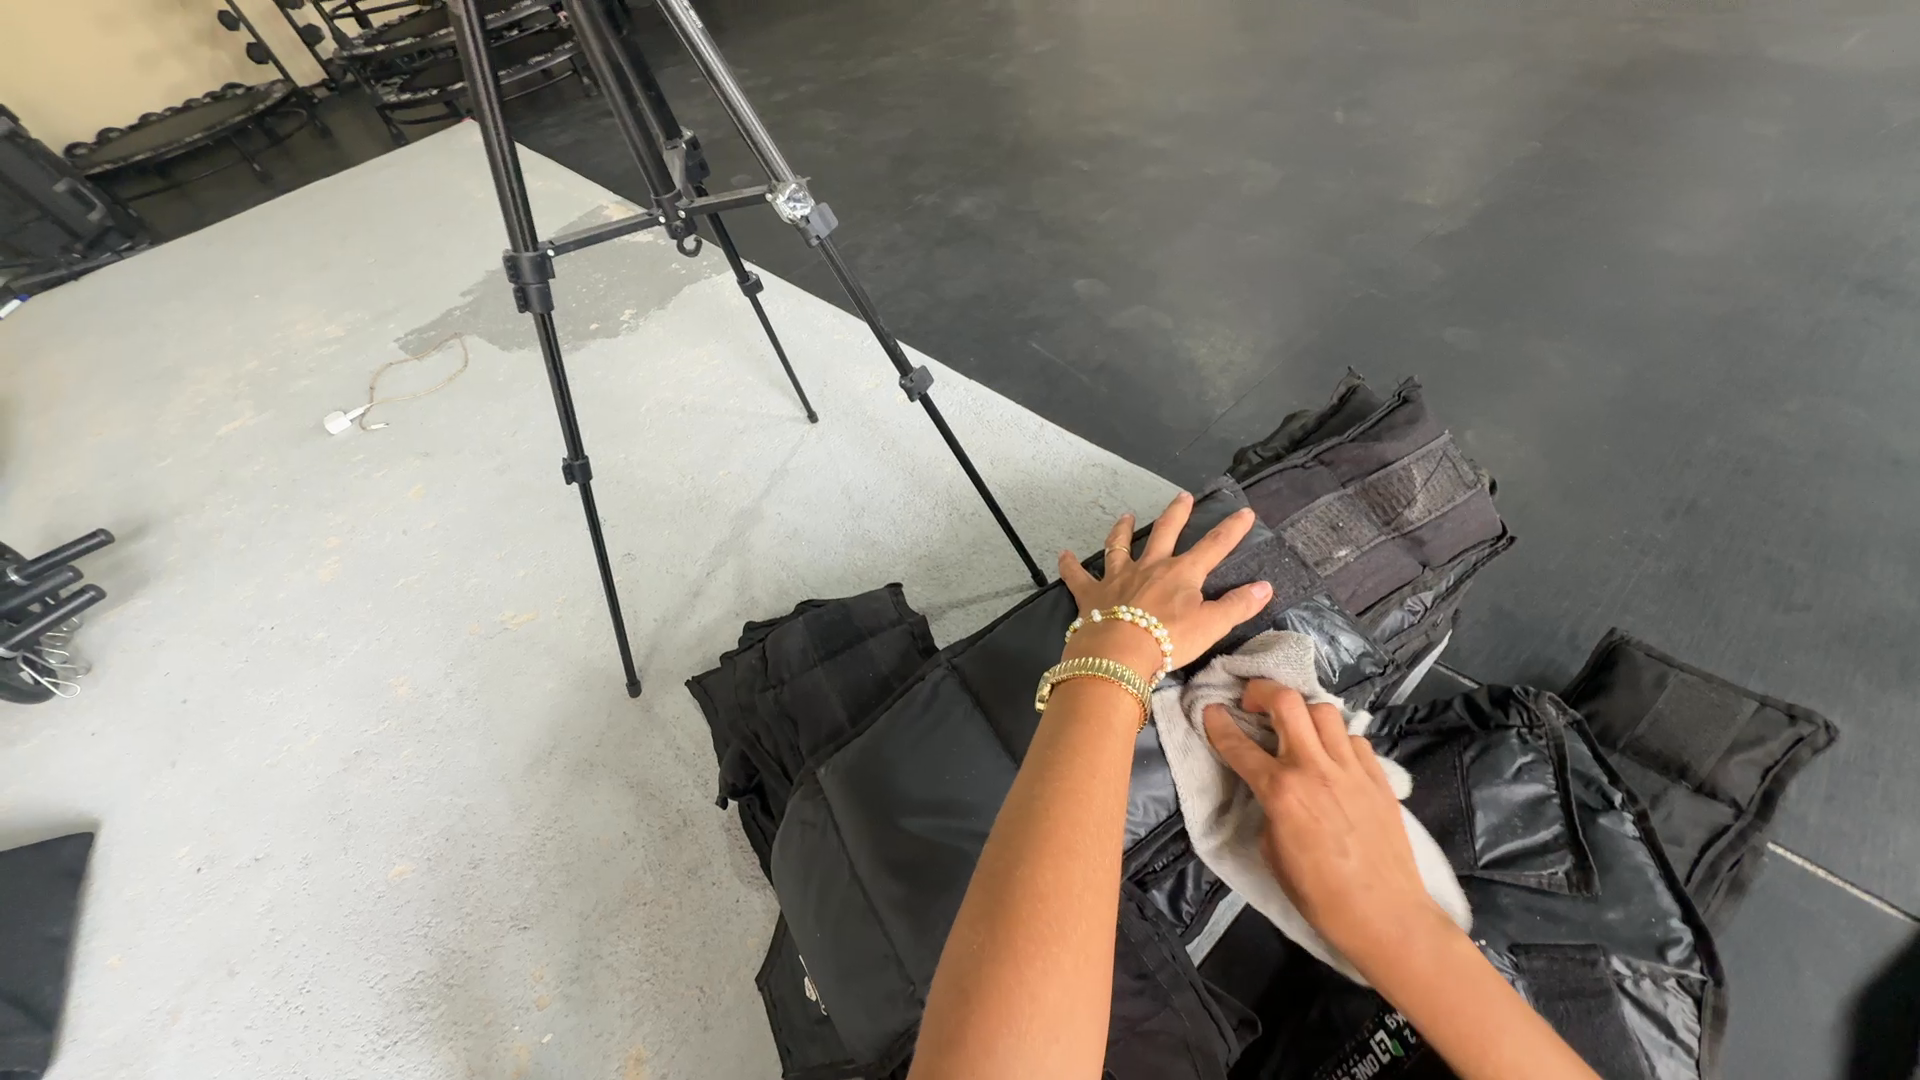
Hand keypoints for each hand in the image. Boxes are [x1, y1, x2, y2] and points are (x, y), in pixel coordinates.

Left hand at [1057, 493, 1273, 681]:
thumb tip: (1265, 586)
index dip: (1231, 529)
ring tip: (1126, 516)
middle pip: (1165, 533)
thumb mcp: (1212, 625)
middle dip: (1176, 514)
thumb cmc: (1168, 640)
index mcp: (1182, 574)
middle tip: (1182, 496)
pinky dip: (1069, 565)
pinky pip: (1077, 576)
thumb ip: (1238, 606)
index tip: (1244, 511)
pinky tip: (1062, 554)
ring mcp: (1118, 577)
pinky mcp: (1091, 594)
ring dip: (1123, 530)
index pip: (1214, 547)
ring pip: (1120, 546)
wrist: (1120, 651)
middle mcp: (1150, 567)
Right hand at [1205, 680, 1458, 971]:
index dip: (1217, 723)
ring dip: (1303, 711)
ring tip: (1295, 726)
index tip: (1211, 711)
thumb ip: (1266, 808)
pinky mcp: (1379, 779)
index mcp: (1280, 791)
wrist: (1386, 917)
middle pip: (1287, 701)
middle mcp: (1314, 769)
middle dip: (1261, 691)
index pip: (1237, 743)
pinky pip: (1354, 739)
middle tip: (1253, 702)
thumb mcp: (1271, 851)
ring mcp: (1351, 770)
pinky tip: (1332, 756)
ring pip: (1324, 710)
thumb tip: (1269, 788)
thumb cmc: (1319, 895)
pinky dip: (1337, 738)